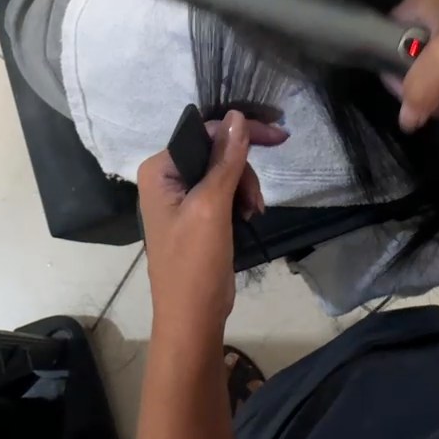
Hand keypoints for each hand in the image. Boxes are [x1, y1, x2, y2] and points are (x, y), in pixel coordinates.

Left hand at [137, 111, 267, 337]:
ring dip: (244, 188)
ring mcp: (179, 197)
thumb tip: (237, 117)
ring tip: (252, 212)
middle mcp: (165, 177)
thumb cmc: (194, 264)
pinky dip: (239, 200)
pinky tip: (248, 216)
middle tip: (256, 200)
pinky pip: (223, 191)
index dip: (240, 133)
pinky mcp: (195, 214)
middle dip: (242, 171)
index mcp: (159, 169)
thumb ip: (225, 160)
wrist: (192, 321)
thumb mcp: (212, 207)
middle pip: (215, 151)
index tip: (279, 136)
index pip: (203, 133)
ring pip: (223, 171)